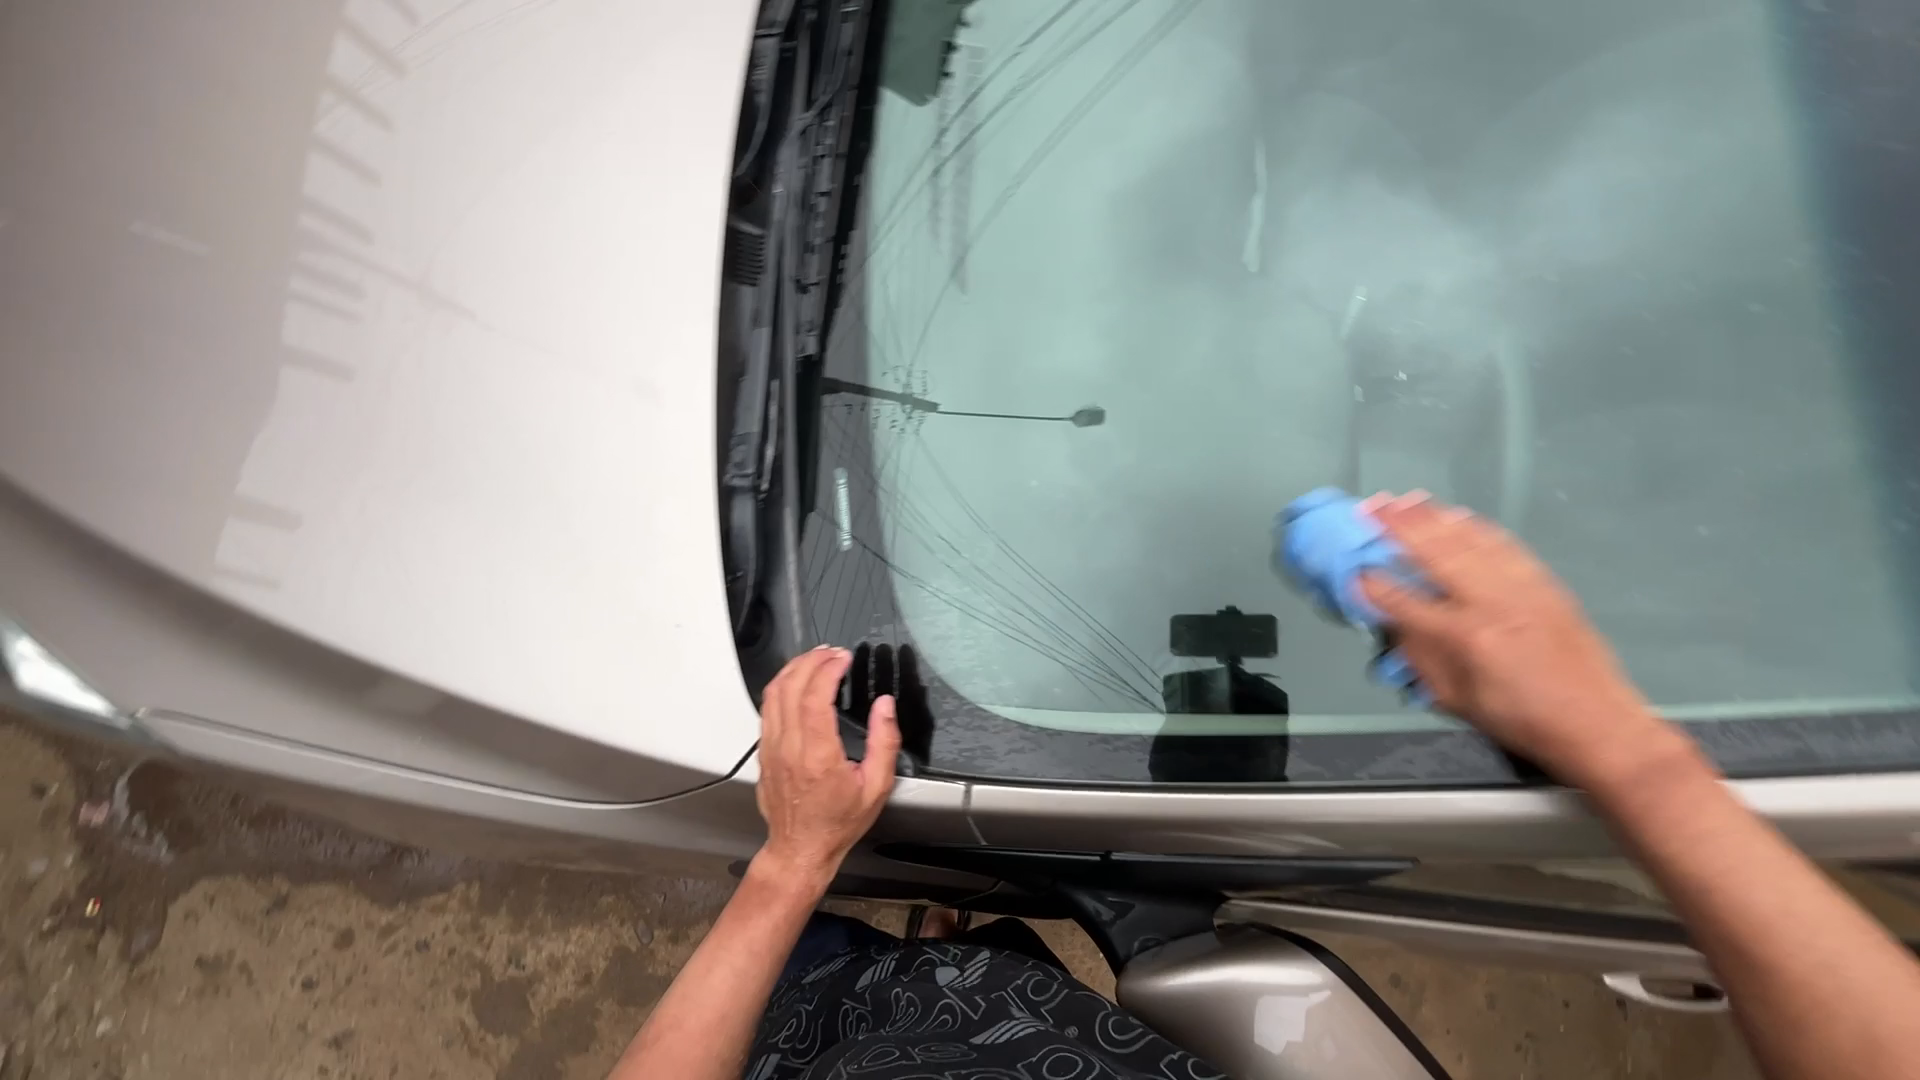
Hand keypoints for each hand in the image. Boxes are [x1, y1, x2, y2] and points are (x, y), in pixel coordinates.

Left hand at [753, 647, 900, 889]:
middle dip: (812, 661)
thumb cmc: (838, 823)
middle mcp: (789, 747)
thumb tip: (885, 706)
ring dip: (794, 668)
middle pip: (790, 687)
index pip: (815, 697)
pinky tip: (797, 681)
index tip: (843, 658)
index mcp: (818, 755)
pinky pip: (767, 708)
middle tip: (832, 653)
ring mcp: (772, 748)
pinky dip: (782, 685)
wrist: (801, 849)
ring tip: (815, 659)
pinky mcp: (764, 751)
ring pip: (773, 693)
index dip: (828, 669)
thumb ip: (885, 741)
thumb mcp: (877, 786)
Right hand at [1359, 493, 1678, 787]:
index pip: (1404, 601)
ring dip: (1434, 517)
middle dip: (1399, 527)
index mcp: (1464, 636)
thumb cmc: (1518, 718)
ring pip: (1470, 541)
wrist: (1598, 724)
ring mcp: (1522, 588)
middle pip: (1436, 554)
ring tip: (1406, 500)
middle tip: (1372, 506)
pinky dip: (1477, 527)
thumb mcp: (1454, 698)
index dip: (1373, 585)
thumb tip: (1393, 624)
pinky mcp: (1545, 585)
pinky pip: (1505, 546)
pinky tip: (1458, 515)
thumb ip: (1419, 656)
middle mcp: (1491, 603)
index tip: (1352, 571)